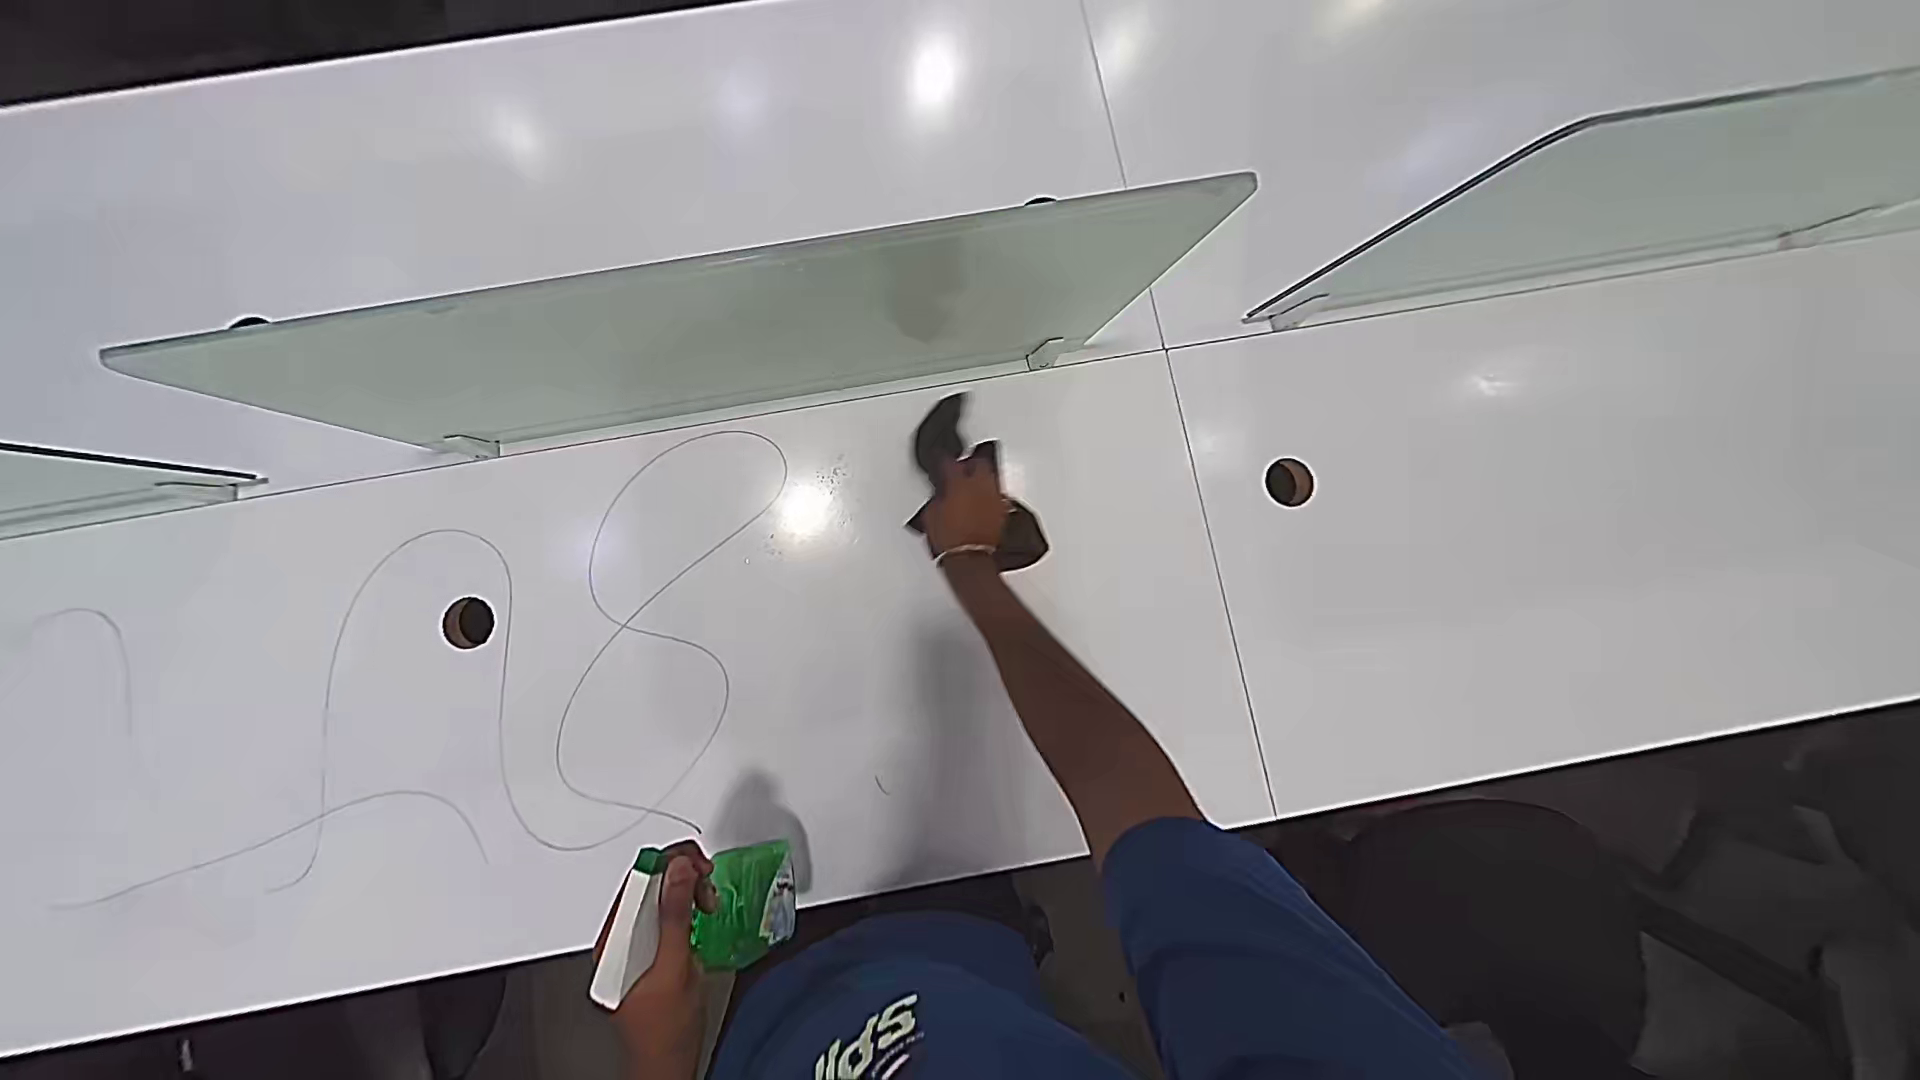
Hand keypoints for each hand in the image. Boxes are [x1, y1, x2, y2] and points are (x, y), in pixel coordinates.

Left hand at [594, 841, 716, 1079]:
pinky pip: (668, 908)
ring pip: (661, 893)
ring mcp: (635, 942)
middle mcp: (620, 938)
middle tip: (707, 883)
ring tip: (706, 903)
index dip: (669, 863)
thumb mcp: (674, 965)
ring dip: (689, 889)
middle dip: (683, 875)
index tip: (699, 864)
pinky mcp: (652, 945)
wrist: (668, 1063)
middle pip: (649, 882)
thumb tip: (678, 867)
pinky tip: (699, 913)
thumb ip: (674, 914)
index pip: (637, 880)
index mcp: (614, 943)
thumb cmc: (667, 1027)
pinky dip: (688, 903)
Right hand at [923, 448, 1009, 557]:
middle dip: (970, 462)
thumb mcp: (932, 514)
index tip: (942, 460)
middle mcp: (979, 486)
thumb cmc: (950, 540)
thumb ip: (939, 497)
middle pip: (978, 462)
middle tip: (962, 467)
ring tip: (975, 482)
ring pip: (991, 475)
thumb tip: (942, 494)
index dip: (944, 460)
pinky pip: (998, 494)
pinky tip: (984, 498)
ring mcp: (993, 497)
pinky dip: (990, 493)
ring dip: (982, 476)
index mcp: (958, 484)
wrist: (968, 558)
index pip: (949, 462)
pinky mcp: (1002, 509)